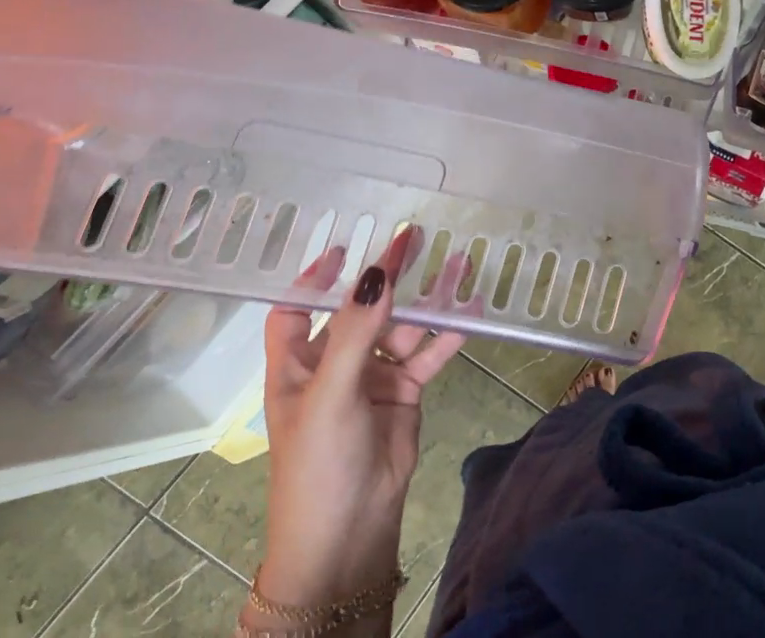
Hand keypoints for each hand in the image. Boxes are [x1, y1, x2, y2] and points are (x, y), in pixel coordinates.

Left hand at [255, 229, 467, 610]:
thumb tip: (376, 274)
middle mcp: (333, 365)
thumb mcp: (329, 394)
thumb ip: (355, 333)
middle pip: (360, 310)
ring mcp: (373, 378)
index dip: (314, 279)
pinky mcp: (406, 393)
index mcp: (295, 365)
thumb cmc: (318, 460)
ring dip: (427, 301)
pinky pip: (428, 354)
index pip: (294, 310)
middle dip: (385, 277)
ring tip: (457, 265)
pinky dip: (448, 334)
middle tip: (414, 237)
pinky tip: (470, 312)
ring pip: (402, 328)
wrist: (348, 526)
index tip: (344, 247)